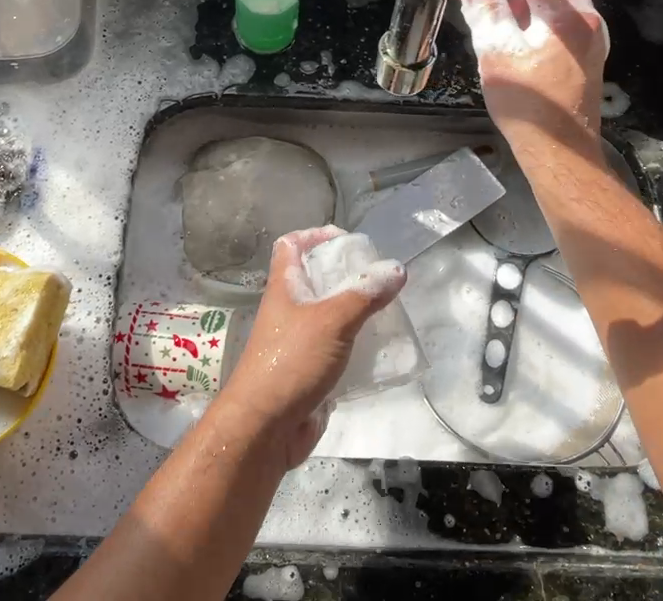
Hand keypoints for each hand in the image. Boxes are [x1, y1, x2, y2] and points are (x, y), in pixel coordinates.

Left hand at [208, 226, 405, 468]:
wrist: (265, 427)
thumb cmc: (291, 362)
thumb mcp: (332, 321)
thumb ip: (364, 294)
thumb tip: (396, 269)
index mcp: (285, 287)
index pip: (291, 245)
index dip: (315, 235)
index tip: (346, 241)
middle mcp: (289, 310)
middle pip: (317, 281)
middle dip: (348, 277)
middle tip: (380, 280)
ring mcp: (298, 342)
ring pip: (331, 317)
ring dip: (357, 314)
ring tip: (389, 313)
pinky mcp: (310, 372)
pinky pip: (338, 351)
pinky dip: (358, 348)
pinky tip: (383, 352)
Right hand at [452, 0, 608, 140]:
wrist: (560, 150)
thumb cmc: (527, 103)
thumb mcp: (496, 51)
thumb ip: (485, 9)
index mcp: (566, 15)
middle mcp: (587, 20)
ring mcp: (591, 38)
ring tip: (498, 15)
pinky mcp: (586, 55)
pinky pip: (562, 19)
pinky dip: (538, 15)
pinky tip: (516, 36)